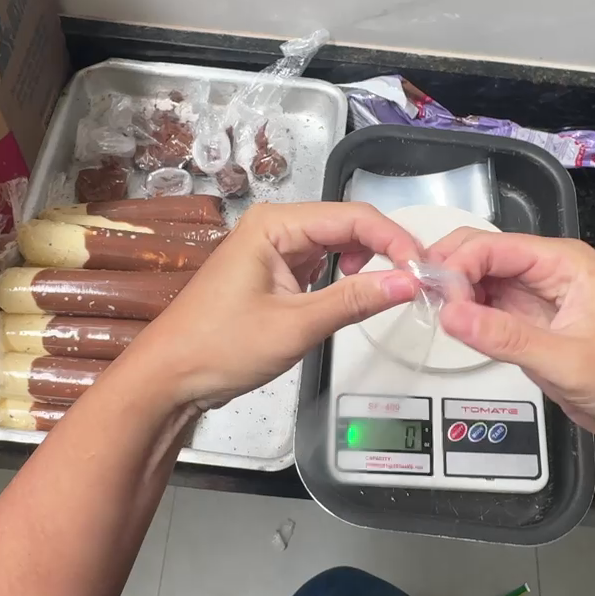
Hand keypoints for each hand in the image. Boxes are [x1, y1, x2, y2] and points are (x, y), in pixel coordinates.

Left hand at [116, 202, 422, 410]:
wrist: (170, 377)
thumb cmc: (219, 347)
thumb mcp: (296, 325)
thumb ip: (355, 300)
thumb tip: (408, 282)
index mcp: (275, 224)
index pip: (352, 218)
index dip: (394, 240)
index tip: (425, 268)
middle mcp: (274, 227)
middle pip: (347, 226)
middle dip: (386, 249)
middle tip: (419, 280)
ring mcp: (272, 250)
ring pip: (336, 245)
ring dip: (368, 262)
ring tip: (394, 287)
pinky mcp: (273, 273)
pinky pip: (320, 264)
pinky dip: (345, 277)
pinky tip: (359, 291)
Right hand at [426, 229, 594, 446]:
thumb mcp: (567, 360)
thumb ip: (505, 337)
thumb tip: (450, 315)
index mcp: (564, 262)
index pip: (494, 246)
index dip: (458, 265)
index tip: (434, 297)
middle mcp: (547, 271)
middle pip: (482, 253)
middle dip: (449, 270)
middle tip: (422, 299)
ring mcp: (535, 296)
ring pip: (480, 279)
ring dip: (453, 291)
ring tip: (430, 312)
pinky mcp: (527, 322)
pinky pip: (486, 307)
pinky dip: (465, 313)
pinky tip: (451, 325)